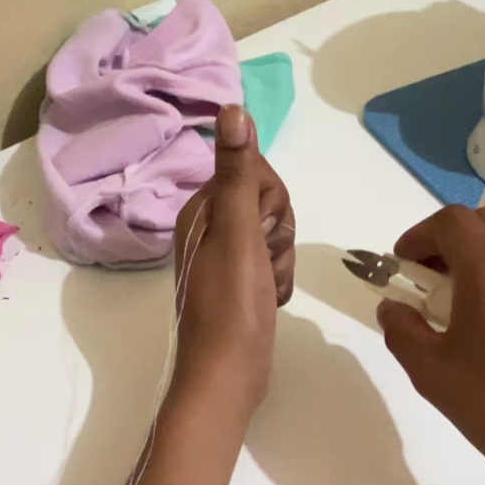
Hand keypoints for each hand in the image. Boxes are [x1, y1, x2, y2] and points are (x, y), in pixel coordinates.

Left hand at [168, 105, 295, 419]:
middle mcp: (212, 229)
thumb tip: (232, 107)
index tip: (259, 231)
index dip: (269, 200)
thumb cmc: (231, 308)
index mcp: (203, 210)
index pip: (254, 172)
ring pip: (276, 236)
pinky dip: (280, 282)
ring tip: (264, 287)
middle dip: (278, 233)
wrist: (228, 377)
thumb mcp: (237, 235)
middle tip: (262, 263)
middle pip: (269, 203)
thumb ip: (237, 174)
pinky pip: (276, 265)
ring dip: (281, 261)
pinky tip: (269, 301)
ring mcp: (229, 259)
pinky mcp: (244, 286)